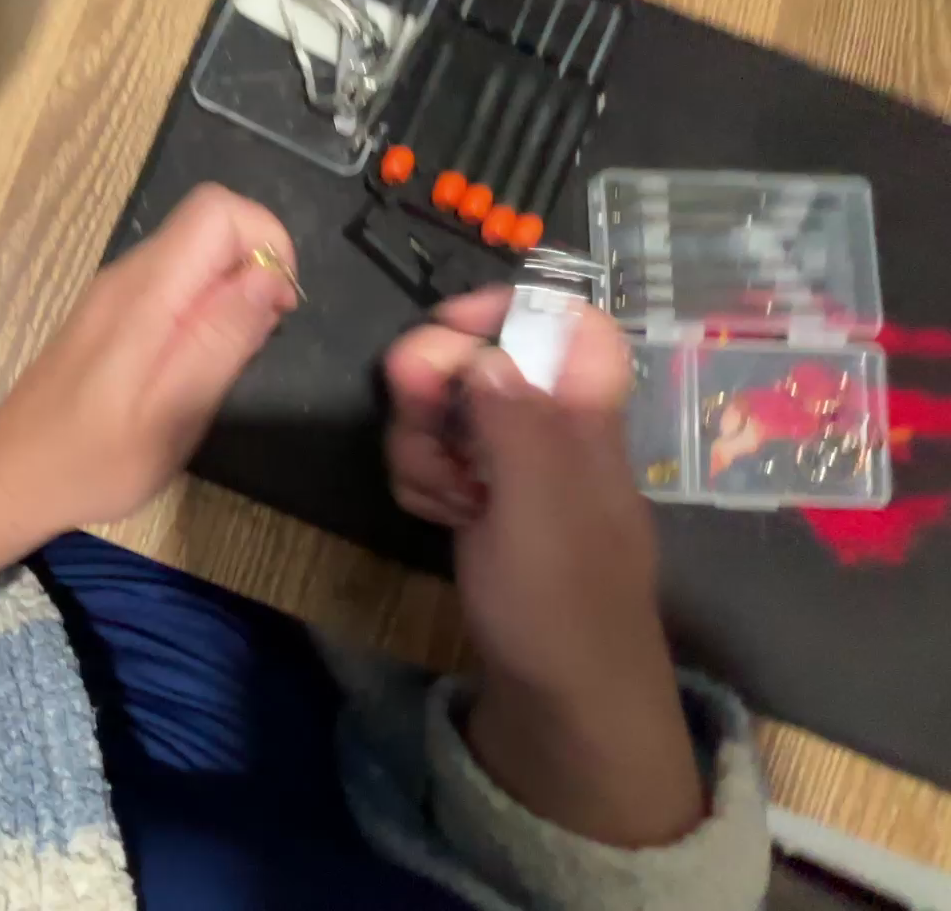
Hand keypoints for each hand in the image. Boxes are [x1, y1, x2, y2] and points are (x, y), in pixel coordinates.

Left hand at [0, 183, 296, 575]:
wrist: (10, 477)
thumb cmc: (92, 461)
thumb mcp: (174, 412)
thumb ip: (223, 338)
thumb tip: (269, 274)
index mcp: (144, 292)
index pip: (218, 209)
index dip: (266, 242)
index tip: (278, 308)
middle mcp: (123, 278)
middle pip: (206, 229)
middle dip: (251, 273)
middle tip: (251, 347)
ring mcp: (109, 297)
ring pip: (190, 260)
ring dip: (225, 298)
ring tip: (218, 368)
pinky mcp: (103, 319)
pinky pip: (167, 289)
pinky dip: (196, 313)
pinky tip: (185, 371)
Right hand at [385, 287, 703, 846]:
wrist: (556, 691)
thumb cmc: (560, 603)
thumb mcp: (542, 513)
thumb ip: (517, 426)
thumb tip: (485, 352)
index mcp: (580, 419)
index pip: (567, 323)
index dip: (508, 309)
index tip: (444, 331)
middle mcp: (544, 427)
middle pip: (474, 364)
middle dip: (431, 398)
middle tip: (429, 443)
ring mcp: (506, 460)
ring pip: (439, 413)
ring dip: (420, 450)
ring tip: (448, 501)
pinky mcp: (476, 490)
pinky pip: (428, 457)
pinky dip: (421, 481)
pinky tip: (443, 516)